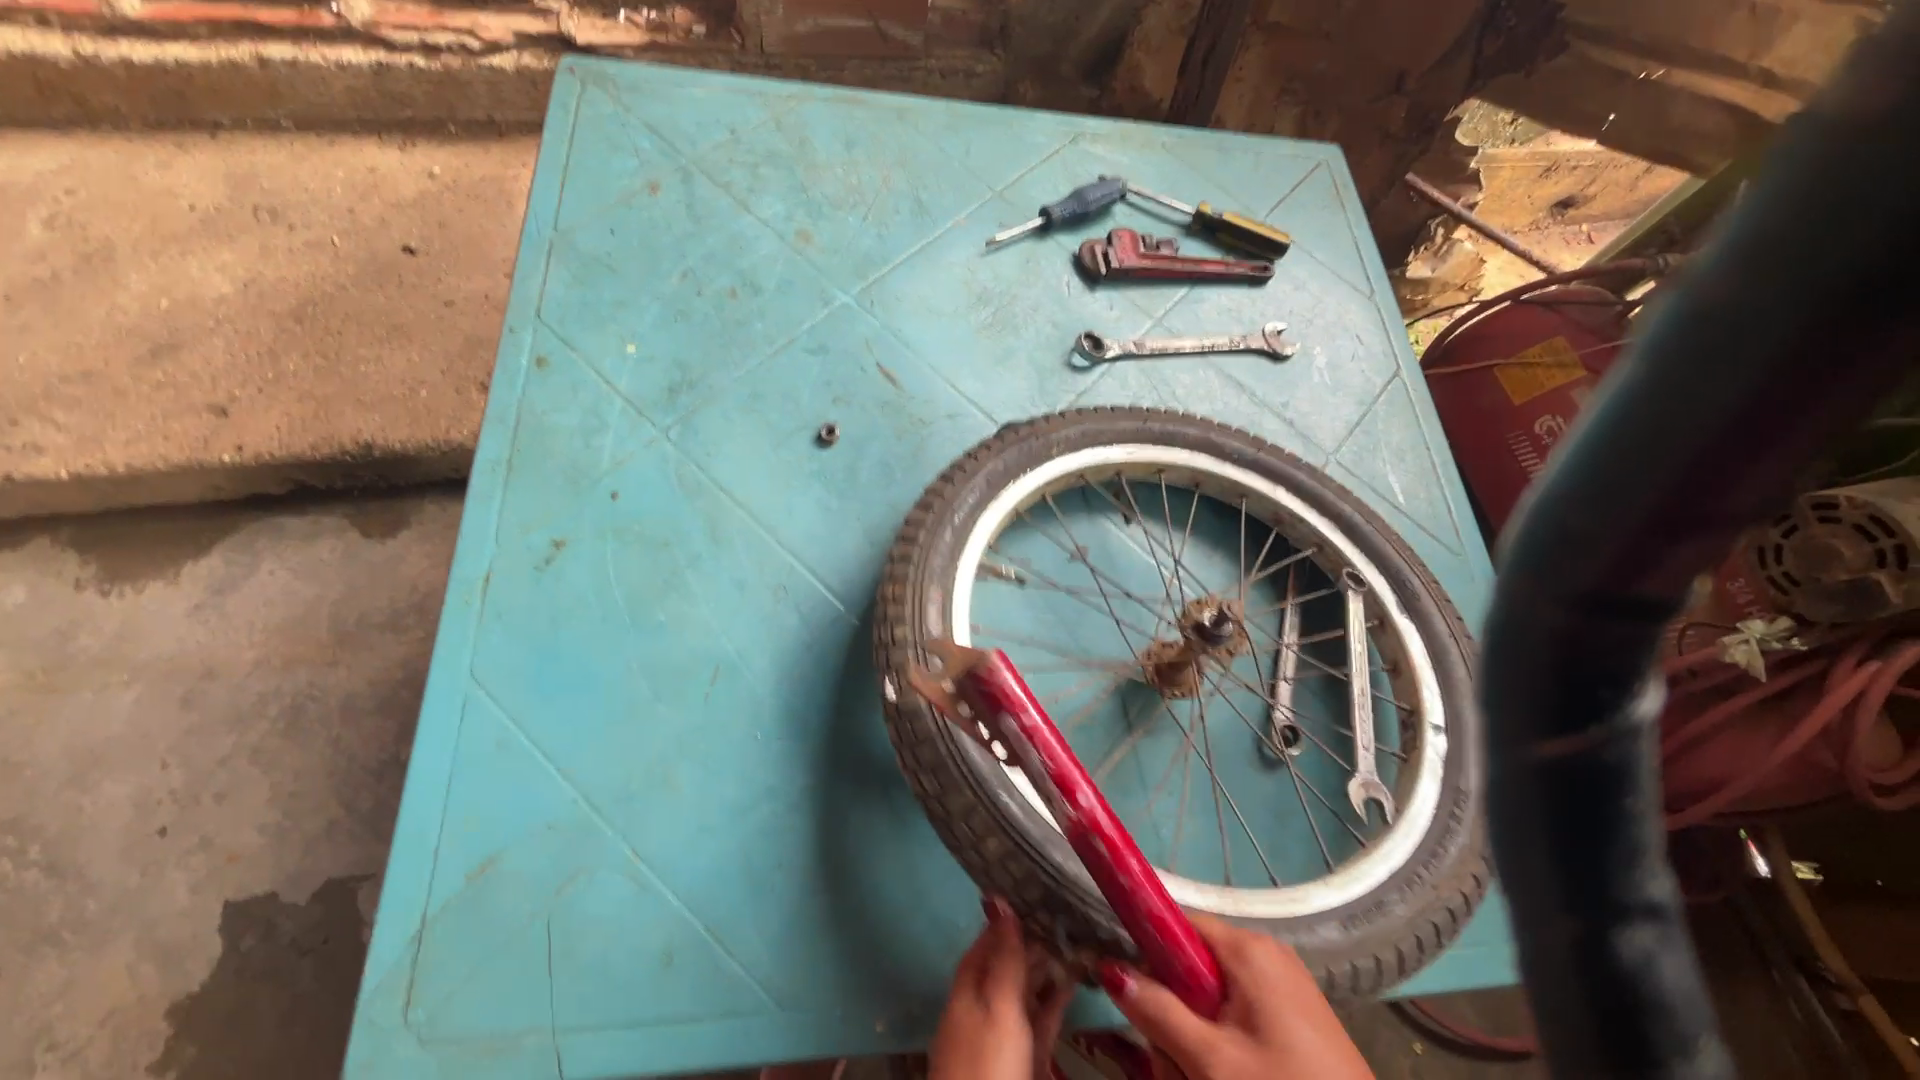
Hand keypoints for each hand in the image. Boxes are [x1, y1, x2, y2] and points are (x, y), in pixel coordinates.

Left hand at [928, 897, 1074, 1079]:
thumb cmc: (988, 1066)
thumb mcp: (997, 1007)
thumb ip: (1003, 957)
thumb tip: (996, 899)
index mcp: (967, 990)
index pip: (986, 943)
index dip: (1008, 919)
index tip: (1038, 891)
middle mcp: (982, 1007)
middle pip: (1007, 965)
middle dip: (1034, 940)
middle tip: (1068, 912)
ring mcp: (1004, 1035)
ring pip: (1026, 990)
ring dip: (1048, 966)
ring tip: (1078, 938)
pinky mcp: (1026, 1059)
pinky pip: (1039, 1018)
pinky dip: (1055, 998)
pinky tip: (1073, 981)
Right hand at [1098, 915, 1372, 1079]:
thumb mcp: (1212, 1060)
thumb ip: (1157, 1012)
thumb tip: (1109, 968)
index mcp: (1248, 948)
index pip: (1175, 923)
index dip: (1145, 952)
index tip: (1126, 988)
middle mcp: (1265, 953)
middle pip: (1190, 964)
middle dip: (1172, 1011)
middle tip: (1171, 1059)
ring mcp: (1282, 984)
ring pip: (1210, 996)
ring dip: (1193, 1035)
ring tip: (1197, 1075)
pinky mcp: (1293, 1014)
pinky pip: (1237, 1014)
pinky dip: (1220, 1043)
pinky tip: (1222, 1074)